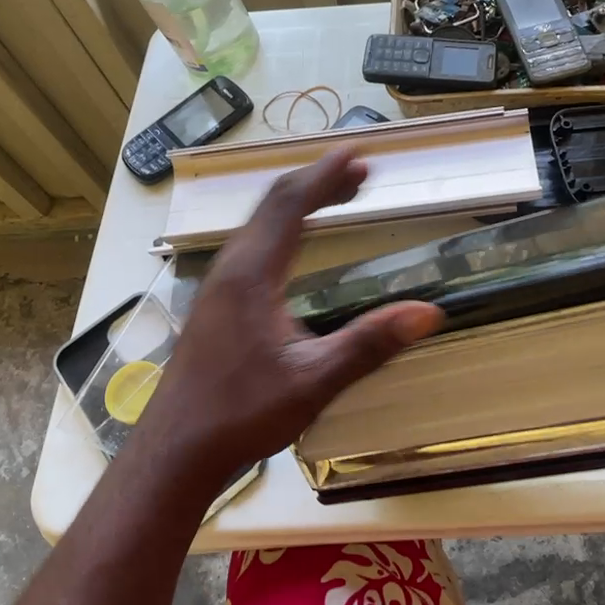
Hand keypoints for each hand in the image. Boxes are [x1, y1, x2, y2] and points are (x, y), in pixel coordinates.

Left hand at [134, 148, 444, 485]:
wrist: (175, 450)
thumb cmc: (240, 414)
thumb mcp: (313, 381)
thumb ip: (369, 344)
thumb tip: (428, 312)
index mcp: (251, 275)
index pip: (291, 205)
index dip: (326, 175)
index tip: (359, 154)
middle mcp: (231, 268)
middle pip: (274, 204)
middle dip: (318, 181)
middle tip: (361, 171)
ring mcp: (219, 284)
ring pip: (260, 222)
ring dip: (300, 200)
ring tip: (337, 194)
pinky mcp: (216, 301)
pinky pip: (254, 241)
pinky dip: (285, 224)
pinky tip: (299, 242)